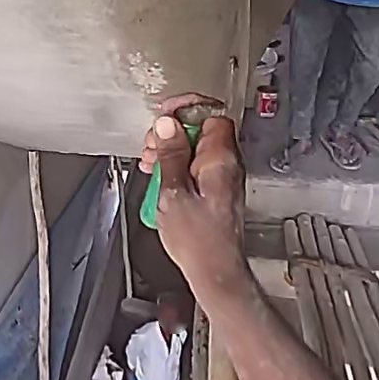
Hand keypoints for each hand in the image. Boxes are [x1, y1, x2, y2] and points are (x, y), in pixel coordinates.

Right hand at [138, 94, 246, 294]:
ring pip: (196, 147)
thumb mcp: (173, 193)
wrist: (214, 270)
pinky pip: (196, 166)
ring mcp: (222, 178)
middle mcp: (227, 165)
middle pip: (201, 129)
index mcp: (220, 160)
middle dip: (172, 132)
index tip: (164, 116)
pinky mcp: (215, 191)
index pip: (211, 114)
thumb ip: (171, 155)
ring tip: (151, 162)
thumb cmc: (198, 240)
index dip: (186, 109)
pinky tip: (161, 178)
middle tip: (152, 145)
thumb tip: (168, 125)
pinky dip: (177, 166)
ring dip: (171, 150)